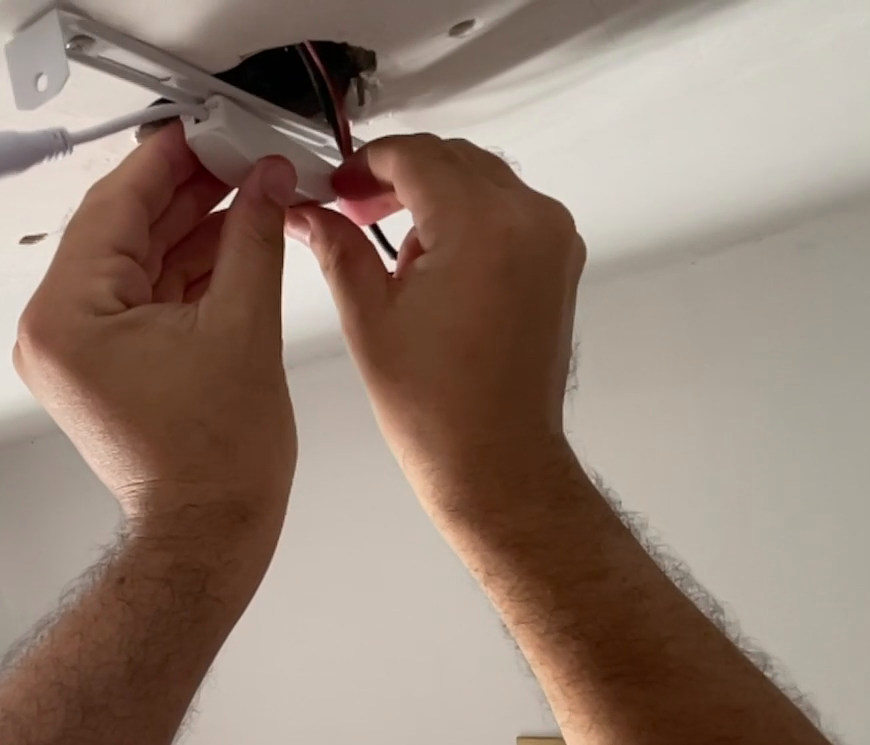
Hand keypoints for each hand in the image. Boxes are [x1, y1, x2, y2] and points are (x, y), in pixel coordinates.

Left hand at [16, 124, 299, 551]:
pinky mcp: (103, 369)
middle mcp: (56, 333)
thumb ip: (253, 239)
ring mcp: (76, 354)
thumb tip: (266, 180)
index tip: (211, 129)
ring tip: (246, 196)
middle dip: (186, 195)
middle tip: (241, 161)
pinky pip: (141, 302)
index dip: (170, 161)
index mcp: (68, 319)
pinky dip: (183, 276)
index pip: (114, 208)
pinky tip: (228, 245)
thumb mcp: (243, 329)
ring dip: (190, 233)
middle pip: (123, 234)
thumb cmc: (218, 463)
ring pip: (135, 267)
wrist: (209, 535)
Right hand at [287, 135, 586, 518]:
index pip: (416, 157)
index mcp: (481, 227)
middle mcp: (531, 219)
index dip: (368, 164)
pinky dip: (470, 220)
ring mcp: (555, 241)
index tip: (338, 186)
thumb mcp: (369, 320)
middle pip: (455, 160)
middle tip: (355, 212)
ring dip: (435, 198)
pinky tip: (438, 266)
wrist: (495, 462)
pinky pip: (510, 213)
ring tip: (397, 256)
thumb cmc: (433, 409)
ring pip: (484, 182)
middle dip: (400, 176)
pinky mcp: (560, 265)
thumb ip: (339, 249)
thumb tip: (309, 213)